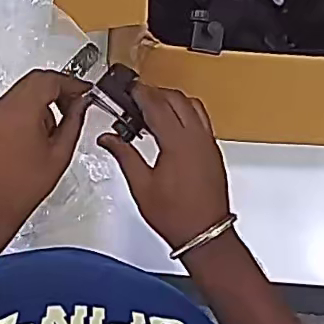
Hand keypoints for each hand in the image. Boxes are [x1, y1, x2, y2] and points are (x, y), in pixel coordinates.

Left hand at [0, 69, 92, 234]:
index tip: (82, 90)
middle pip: (33, 81)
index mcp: (21, 112)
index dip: (70, 83)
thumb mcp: (60, 152)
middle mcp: (1, 109)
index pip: (48, 80)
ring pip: (20, 92)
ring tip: (53, 127)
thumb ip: (73, 122)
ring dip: (40, 101)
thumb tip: (80, 105)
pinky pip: (7, 106)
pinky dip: (24, 111)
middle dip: (56, 89)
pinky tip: (34, 133)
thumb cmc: (23, 186)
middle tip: (72, 103)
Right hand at [98, 82, 231, 250]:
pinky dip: (186, 113)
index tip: (130, 89)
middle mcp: (197, 139)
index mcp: (178, 144)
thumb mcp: (142, 186)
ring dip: (173, 101)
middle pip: (177, 99)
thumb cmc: (177, 216)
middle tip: (137, 97)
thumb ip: (124, 156)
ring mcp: (209, 144)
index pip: (158, 106)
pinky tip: (173, 125)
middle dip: (156, 93)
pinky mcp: (214, 151)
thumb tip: (109, 139)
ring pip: (193, 106)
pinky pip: (202, 120)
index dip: (141, 94)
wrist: (204, 233)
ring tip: (154, 108)